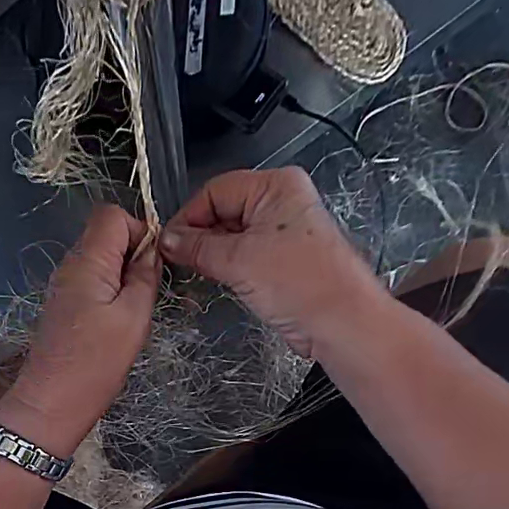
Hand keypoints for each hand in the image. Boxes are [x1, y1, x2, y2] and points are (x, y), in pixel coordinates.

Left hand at [0, 205, 160, 457]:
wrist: (52, 403)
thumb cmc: (96, 363)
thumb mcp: (134, 317)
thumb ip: (144, 277)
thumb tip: (151, 249)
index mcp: (87, 261)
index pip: (112, 215)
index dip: (139, 229)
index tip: (153, 264)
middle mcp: (70, 265)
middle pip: (104, 234)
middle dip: (132, 253)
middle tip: (147, 291)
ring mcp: (63, 285)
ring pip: (99, 259)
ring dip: (122, 274)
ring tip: (133, 310)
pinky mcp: (63, 305)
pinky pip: (91, 281)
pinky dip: (109, 290)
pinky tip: (116, 320)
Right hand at [159, 167, 388, 356]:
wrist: (341, 323)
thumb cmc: (302, 283)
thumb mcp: (238, 260)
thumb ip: (197, 247)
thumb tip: (168, 239)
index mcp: (276, 186)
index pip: (216, 191)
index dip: (189, 216)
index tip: (168, 242)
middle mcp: (281, 203)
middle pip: (223, 212)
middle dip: (199, 237)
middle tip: (178, 261)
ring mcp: (283, 233)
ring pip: (232, 237)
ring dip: (212, 255)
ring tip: (199, 273)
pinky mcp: (282, 261)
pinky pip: (245, 256)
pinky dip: (228, 267)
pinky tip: (219, 280)